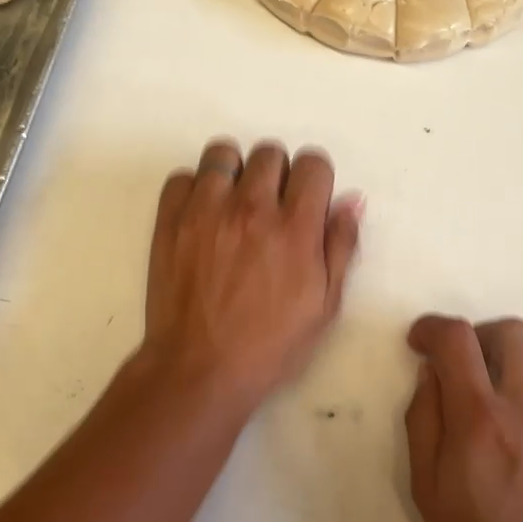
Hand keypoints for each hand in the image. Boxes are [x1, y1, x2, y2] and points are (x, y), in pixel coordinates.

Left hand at [139, 139, 361, 410]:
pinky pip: (181, 176)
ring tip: (234, 204)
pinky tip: (203, 216)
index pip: (313, 163)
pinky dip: (194, 189)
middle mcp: (251, 207)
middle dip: (277, 174)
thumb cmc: (271, 345)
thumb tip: (352, 201)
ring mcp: (206, 211)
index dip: (315, 180)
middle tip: (272, 208)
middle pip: (269, 152)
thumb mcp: (325, 305)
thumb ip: (340, 246)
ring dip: (235, 173)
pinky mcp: (170, 221)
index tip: (307, 202)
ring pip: (223, 153)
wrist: (199, 369)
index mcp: (295, 228)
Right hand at [404, 315, 522, 521]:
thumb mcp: (426, 491)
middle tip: (469, 365)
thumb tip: (429, 374)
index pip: (456, 339)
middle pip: (511, 330)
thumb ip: (423, 423)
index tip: (420, 342)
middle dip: (481, 336)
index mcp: (479, 418)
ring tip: (516, 383)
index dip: (432, 327)